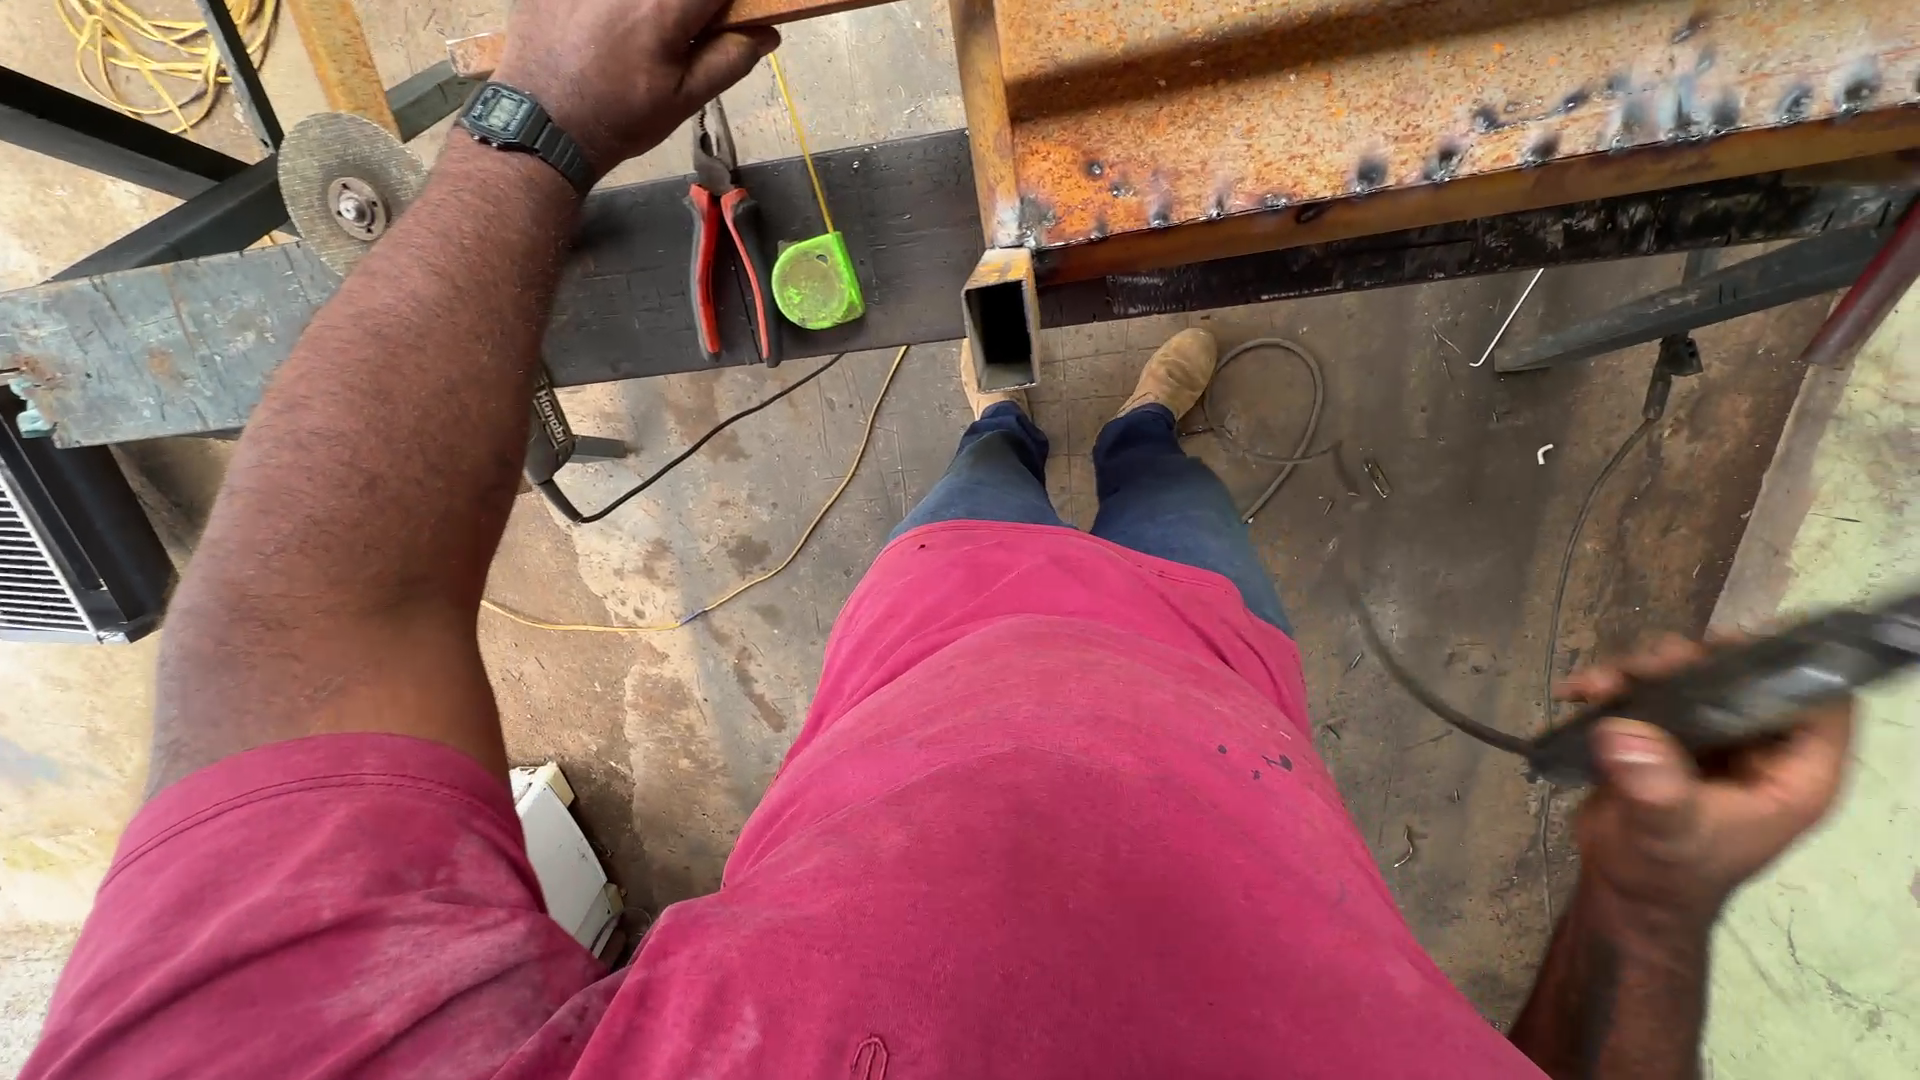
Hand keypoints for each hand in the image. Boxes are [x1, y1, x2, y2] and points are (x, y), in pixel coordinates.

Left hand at [491, 0, 779, 181]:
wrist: (545, 121)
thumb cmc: (622, 117)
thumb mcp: (684, 100)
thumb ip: (729, 59)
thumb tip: (768, 32)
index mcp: (665, 4)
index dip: (725, 3)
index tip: (721, 18)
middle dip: (688, 7)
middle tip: (684, 29)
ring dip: (649, 10)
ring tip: (638, 38)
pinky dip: (613, 8)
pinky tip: (606, 26)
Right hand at [1561, 634, 1853, 932]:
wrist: (1625, 892)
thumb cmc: (1666, 871)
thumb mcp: (1666, 831)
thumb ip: (1654, 788)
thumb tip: (1623, 734)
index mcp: (1790, 774)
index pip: (1816, 705)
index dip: (1784, 669)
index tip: (1725, 646)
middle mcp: (1754, 751)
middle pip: (1739, 680)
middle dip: (1687, 664)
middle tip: (1642, 666)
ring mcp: (1705, 743)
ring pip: (1685, 681)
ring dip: (1636, 672)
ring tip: (1594, 684)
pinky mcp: (1660, 741)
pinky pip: (1643, 696)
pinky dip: (1608, 687)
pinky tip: (1575, 693)